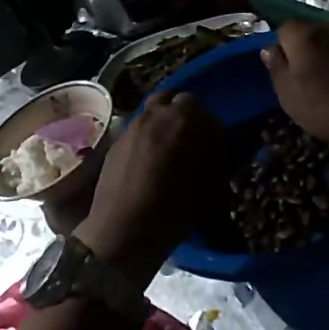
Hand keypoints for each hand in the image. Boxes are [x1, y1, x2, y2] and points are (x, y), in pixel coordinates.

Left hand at [76, 92, 223, 285]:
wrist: (124, 229)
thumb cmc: (174, 209)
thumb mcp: (210, 185)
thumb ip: (214, 156)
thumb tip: (213, 146)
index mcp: (182, 118)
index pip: (198, 103)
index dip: (204, 121)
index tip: (209, 140)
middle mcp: (154, 114)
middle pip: (171, 99)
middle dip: (181, 114)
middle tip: (188, 139)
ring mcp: (131, 126)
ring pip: (150, 113)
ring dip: (161, 124)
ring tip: (167, 150)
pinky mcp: (114, 142)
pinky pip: (135, 130)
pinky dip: (144, 138)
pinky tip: (147, 162)